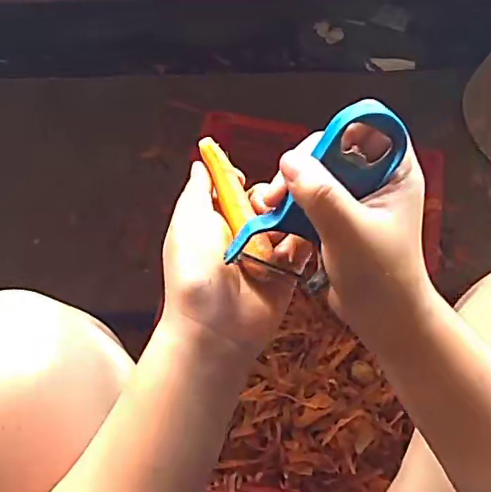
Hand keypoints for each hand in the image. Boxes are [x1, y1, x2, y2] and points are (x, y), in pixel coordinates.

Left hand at [160, 162, 307, 356]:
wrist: (215, 328)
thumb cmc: (193, 273)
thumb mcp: (187, 219)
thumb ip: (199, 189)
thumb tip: (201, 163)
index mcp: (213, 219)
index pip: (235, 187)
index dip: (241, 179)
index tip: (244, 178)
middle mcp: (240, 233)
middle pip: (267, 198)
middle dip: (270, 197)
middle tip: (263, 208)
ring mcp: (265, 253)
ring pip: (288, 218)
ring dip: (285, 220)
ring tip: (273, 235)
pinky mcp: (287, 271)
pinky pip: (302, 245)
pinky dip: (298, 244)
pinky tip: (285, 253)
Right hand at [270, 127, 436, 334]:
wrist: (385, 321)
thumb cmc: (383, 278)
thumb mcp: (350, 231)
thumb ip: (321, 194)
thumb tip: (290, 160)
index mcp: (396, 171)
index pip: (369, 128)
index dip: (339, 134)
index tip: (312, 156)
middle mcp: (378, 177)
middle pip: (334, 147)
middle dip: (304, 163)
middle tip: (281, 189)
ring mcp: (357, 196)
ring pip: (317, 171)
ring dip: (293, 183)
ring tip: (273, 204)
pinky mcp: (339, 214)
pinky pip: (310, 194)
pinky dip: (293, 202)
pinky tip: (277, 215)